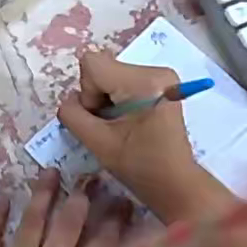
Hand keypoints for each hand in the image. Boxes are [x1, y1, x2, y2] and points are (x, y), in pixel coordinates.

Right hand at [56, 50, 223, 220]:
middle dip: (96, 96)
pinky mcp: (159, 83)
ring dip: (104, 99)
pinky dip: (115, 99)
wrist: (176, 183)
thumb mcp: (97, 142)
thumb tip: (71, 99)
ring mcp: (159, 75)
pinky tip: (127, 121)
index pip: (92, 64)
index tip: (102, 118)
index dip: (87, 92)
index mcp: (144, 82)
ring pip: (108, 74)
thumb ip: (73, 114)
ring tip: (120, 125)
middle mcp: (155, 70)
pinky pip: (120, 80)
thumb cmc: (140, 166)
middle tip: (111, 126)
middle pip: (101, 68)